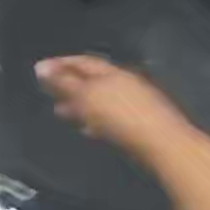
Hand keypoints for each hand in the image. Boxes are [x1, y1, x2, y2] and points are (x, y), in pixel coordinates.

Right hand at [34, 56, 198, 160]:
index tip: (40, 69)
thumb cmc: (121, 117)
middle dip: (69, 85)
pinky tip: (89, 129)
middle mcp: (125, 83)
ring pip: (101, 99)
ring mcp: (137, 103)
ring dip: (81, 104)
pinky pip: (112, 116)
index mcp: (111, 73)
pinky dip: (96, 119)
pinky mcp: (143, 124)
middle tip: (48, 92)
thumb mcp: (85, 96)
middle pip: (91, 80)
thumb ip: (63, 82)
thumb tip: (40, 66)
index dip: (60, 63)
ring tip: (63, 113)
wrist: (169, 147)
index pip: (82, 61)